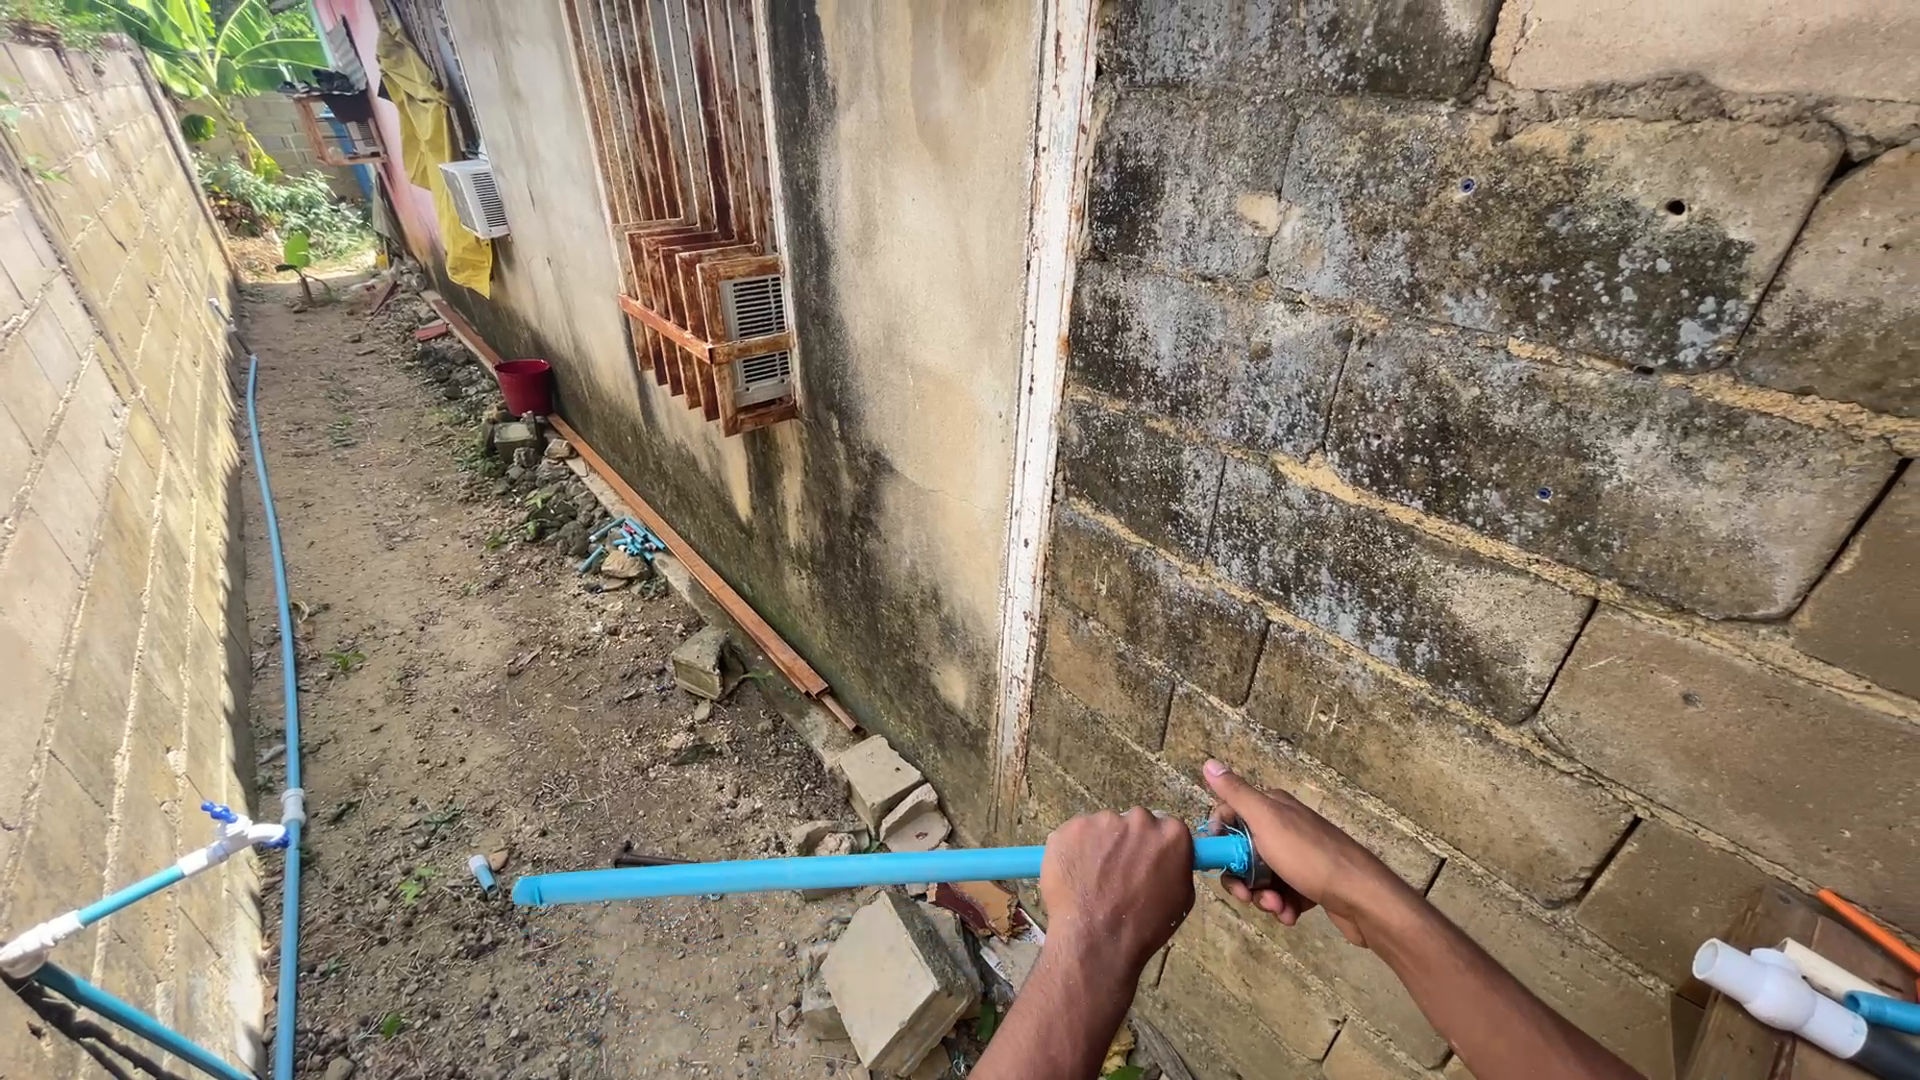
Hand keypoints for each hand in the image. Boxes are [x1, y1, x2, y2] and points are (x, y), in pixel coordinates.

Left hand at [1040, 809, 1194, 972]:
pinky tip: (1075, 877)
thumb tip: (1168, 854)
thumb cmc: (1143, 927)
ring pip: (1102, 828)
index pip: (1165, 827)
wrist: (1095, 941)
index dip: (1153, 846)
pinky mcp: (1071, 827)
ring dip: (1100, 846)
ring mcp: (1101, 820)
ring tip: (1094, 881)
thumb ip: (1176, 864)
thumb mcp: (1180, 898)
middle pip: (1132, 823)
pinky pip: (1076, 835)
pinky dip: (1075, 851)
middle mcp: (1138, 819)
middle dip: (1127, 842)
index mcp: (1171, 833)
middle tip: (1118, 874)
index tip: (1144, 862)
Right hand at [1204, 759, 1403, 946]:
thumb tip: (1208, 762)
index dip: (1221, 839)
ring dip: (1262, 896)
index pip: (1230, 814)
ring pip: (1261, 875)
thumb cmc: (1310, 857)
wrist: (1365, 899)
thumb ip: (1236, 793)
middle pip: (1243, 850)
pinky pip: (1283, 893)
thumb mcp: (1267, 820)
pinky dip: (1282, 906)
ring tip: (1277, 908)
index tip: (1219, 861)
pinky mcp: (1311, 883)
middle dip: (1241, 876)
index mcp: (1273, 806)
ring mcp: (1299, 856)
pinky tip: (1290, 916)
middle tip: (1247, 896)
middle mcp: (1285, 826)